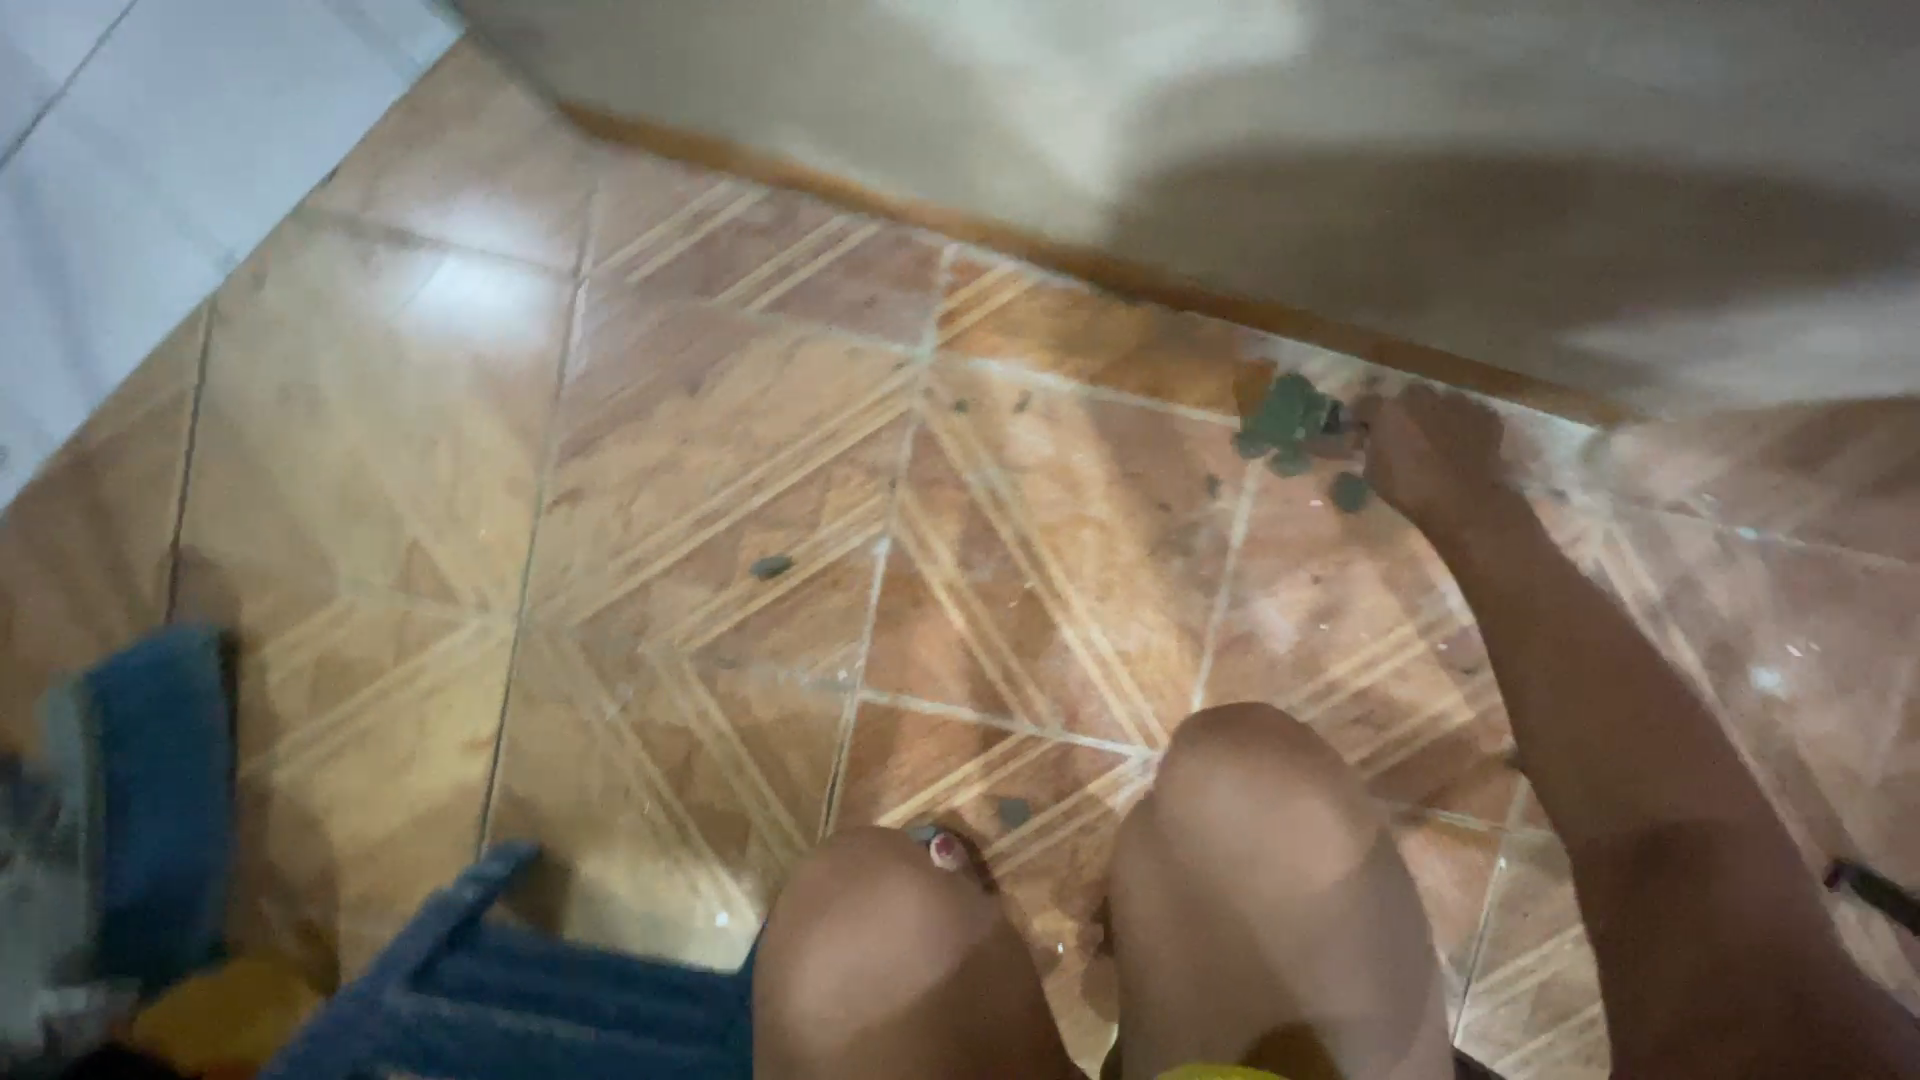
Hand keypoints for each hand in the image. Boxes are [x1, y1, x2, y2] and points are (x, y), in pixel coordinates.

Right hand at [1354, 385, 1526, 540]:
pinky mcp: (1485, 415)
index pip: (1364, 403)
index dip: (1360, 417)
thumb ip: (1369, 448)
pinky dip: (1463, 422)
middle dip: (1401, 410)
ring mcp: (1456, 403)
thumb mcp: (1372, 472)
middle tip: (1402, 432)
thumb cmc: (1408, 489)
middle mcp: (1421, 398)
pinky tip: (1462, 440)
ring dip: (1433, 412)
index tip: (1360, 430)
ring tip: (1435, 435)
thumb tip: (1369, 440)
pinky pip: (1469, 412)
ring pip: (1440, 400)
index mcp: (1388, 411)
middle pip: (1406, 395)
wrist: (1462, 500)